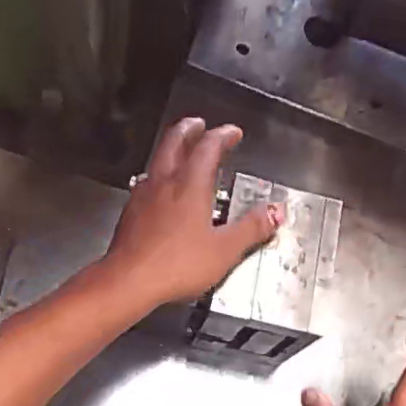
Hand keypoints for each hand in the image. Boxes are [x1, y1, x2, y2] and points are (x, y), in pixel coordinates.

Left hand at [99, 117, 282, 307]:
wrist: (130, 280)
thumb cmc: (176, 265)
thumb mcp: (224, 249)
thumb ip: (251, 228)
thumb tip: (276, 212)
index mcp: (190, 185)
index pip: (208, 147)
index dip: (222, 136)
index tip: (232, 133)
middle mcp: (164, 183)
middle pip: (174, 142)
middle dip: (189, 130)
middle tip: (198, 124)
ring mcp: (143, 197)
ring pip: (157, 161)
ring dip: (170, 150)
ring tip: (179, 154)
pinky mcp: (130, 214)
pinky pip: (145, 185)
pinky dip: (157, 178)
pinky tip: (158, 193)